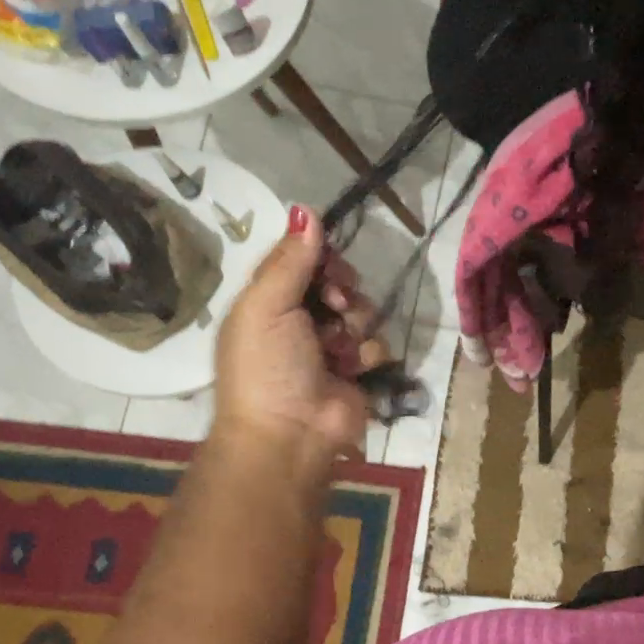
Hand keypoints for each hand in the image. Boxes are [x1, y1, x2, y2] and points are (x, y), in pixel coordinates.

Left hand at [212, 205, 387, 457]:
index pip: (305, 260)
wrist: (291, 432)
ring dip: (355, 326)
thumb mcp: (266, 305)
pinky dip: (368, 355)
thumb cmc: (267, 367)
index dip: (321, 258)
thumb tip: (306, 211)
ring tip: (338, 349)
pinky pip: (378, 345)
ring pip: (364, 312)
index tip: (327, 267)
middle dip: (342, 291)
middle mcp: (302, 319)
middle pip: (339, 282)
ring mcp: (333, 346)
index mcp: (269, 299)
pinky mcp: (359, 371)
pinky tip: (352, 369)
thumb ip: (290, 260)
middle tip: (334, 307)